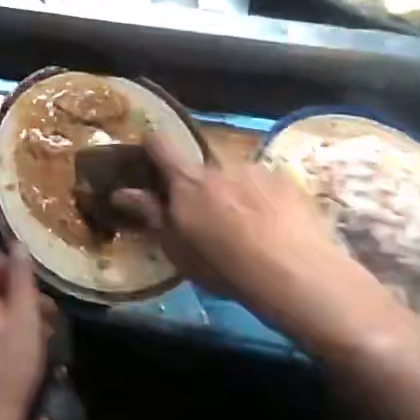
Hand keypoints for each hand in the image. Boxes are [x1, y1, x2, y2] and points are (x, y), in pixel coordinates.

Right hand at [112, 133, 379, 335]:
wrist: (299, 276)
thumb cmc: (225, 266)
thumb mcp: (177, 248)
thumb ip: (150, 214)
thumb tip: (120, 192)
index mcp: (186, 179)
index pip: (159, 143)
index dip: (151, 148)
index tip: (150, 164)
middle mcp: (219, 165)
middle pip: (201, 164)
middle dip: (200, 183)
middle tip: (206, 215)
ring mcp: (257, 170)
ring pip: (235, 175)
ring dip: (233, 190)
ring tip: (247, 225)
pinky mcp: (289, 183)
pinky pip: (265, 184)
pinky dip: (263, 199)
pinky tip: (275, 226)